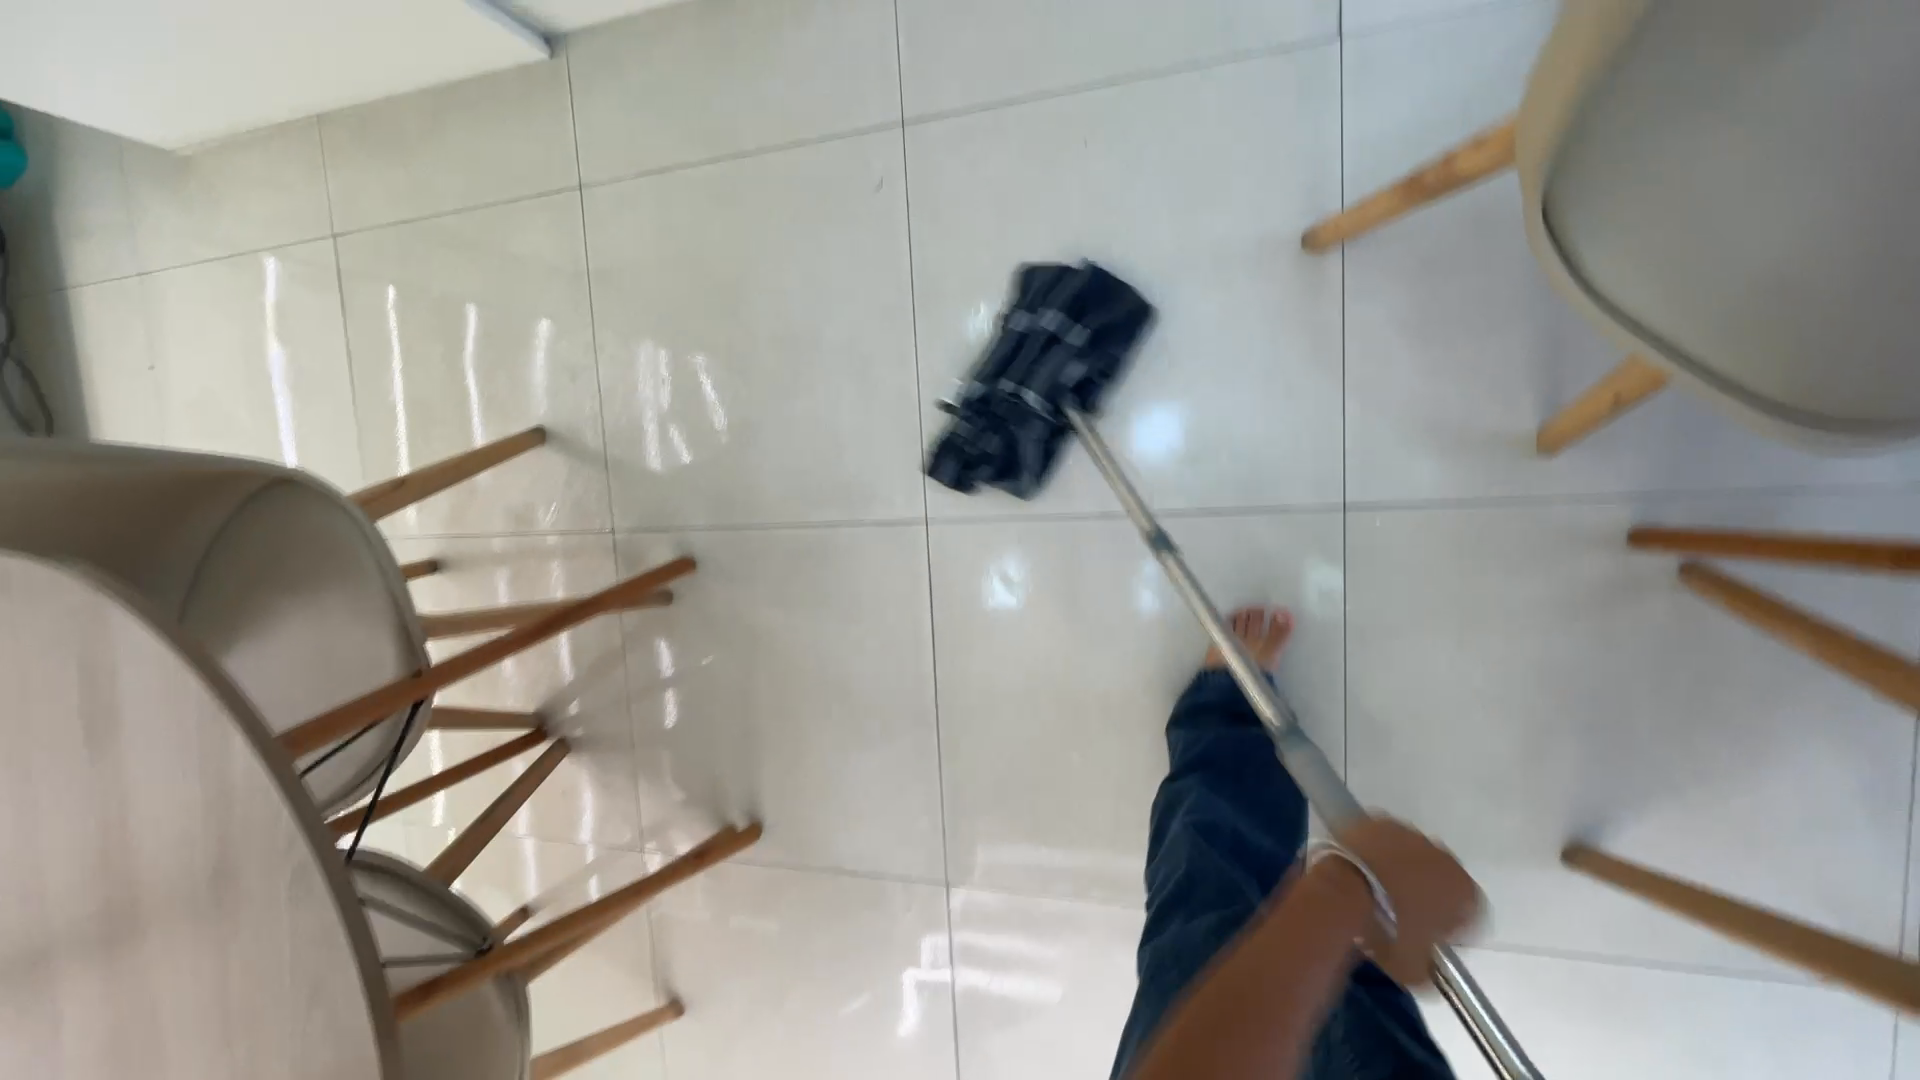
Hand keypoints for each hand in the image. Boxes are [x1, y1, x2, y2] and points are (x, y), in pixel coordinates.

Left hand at [1333, 816, 1482, 986]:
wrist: (1346, 891)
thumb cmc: (1385, 934)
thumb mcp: (1416, 969)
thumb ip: (1429, 963)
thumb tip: (1423, 964)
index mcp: (1468, 895)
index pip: (1467, 909)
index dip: (1445, 921)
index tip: (1424, 930)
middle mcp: (1447, 859)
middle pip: (1439, 876)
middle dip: (1423, 888)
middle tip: (1396, 906)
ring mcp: (1412, 834)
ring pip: (1410, 852)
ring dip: (1398, 864)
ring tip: (1373, 882)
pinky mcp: (1380, 818)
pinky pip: (1381, 836)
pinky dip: (1374, 846)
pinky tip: (1359, 861)